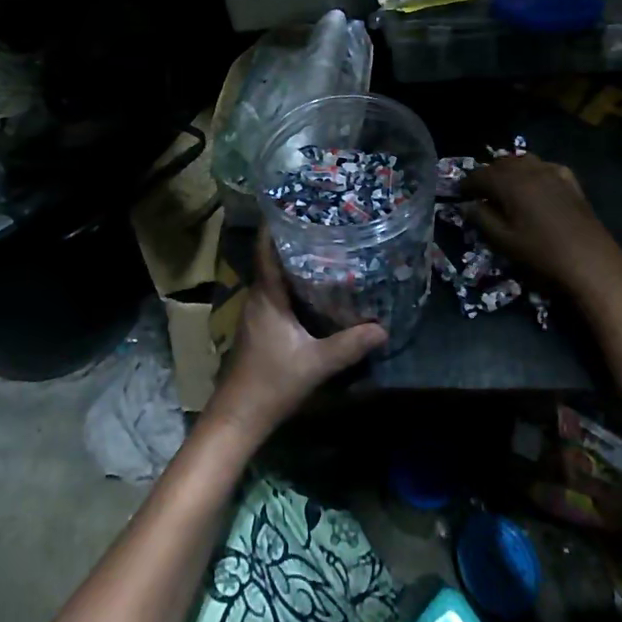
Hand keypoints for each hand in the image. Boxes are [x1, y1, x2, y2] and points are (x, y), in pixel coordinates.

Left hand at [204, 233, 387, 439]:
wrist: (238, 416)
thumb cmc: (271, 382)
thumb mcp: (316, 363)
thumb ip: (350, 345)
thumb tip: (383, 328)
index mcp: (267, 296)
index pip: (266, 249)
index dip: (277, 224)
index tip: (297, 204)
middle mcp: (259, 297)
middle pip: (274, 258)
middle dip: (296, 239)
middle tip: (327, 224)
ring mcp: (257, 312)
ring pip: (277, 277)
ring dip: (296, 263)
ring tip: (328, 249)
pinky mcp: (261, 327)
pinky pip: (279, 294)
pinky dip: (296, 284)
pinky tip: (318, 289)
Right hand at [462, 154, 621, 304]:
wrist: (588, 258)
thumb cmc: (541, 252)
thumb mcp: (503, 240)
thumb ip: (482, 219)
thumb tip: (467, 206)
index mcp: (509, 183)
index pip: (480, 175)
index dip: (468, 183)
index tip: (460, 193)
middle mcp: (529, 170)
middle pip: (501, 163)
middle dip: (488, 174)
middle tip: (481, 191)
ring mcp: (552, 171)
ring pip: (523, 160)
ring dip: (510, 169)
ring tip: (505, 185)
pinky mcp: (569, 180)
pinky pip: (544, 166)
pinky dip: (533, 171)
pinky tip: (535, 184)